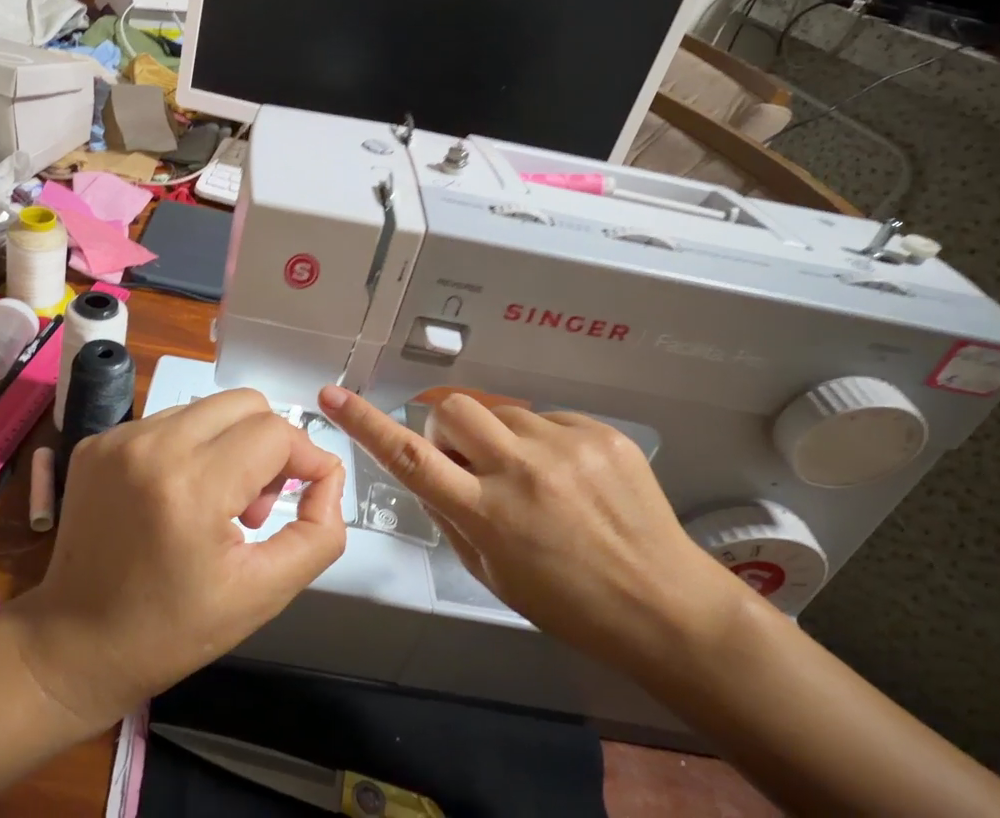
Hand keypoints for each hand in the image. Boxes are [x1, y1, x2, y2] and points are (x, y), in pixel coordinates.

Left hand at [9, 389, 345, 726]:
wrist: (75, 644)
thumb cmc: (174, 629)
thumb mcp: (265, 592)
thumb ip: (319, 532)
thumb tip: (327, 476)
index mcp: (192, 485)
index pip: (275, 432)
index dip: (305, 458)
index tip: (305, 494)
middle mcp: (150, 445)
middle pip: (244, 403)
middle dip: (269, 446)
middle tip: (256, 506)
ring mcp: (117, 439)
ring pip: (206, 409)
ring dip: (228, 445)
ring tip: (215, 506)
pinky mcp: (96, 442)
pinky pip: (167, 422)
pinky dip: (189, 450)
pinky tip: (176, 499)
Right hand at [317, 385, 747, 671]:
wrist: (664, 604)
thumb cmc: (569, 604)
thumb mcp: (493, 574)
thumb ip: (451, 518)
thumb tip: (431, 476)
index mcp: (486, 514)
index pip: (410, 457)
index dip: (365, 424)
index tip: (334, 395)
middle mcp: (520, 470)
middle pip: (453, 409)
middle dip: (448, 427)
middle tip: (471, 462)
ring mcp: (565, 446)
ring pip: (502, 412)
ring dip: (501, 438)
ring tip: (536, 480)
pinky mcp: (601, 432)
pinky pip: (549, 419)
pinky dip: (545, 443)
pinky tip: (572, 480)